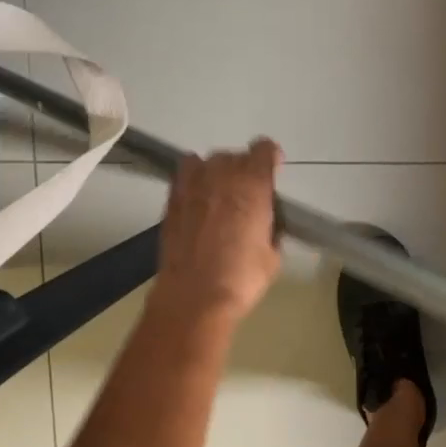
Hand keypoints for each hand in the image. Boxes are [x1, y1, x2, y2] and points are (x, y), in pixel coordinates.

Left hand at [151, 139, 283, 325]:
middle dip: (245, 170)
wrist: (193, 298)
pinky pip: (186, 171)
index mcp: (254, 185)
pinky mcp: (173, 198)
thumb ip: (271, 228)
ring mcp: (195, 184)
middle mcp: (224, 175)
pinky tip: (198, 197)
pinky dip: (195, 177)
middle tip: (247, 195)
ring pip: (211, 160)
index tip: (272, 174)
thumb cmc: (240, 279)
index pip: (264, 149)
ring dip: (220, 172)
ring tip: (220, 195)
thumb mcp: (272, 255)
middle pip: (237, 155)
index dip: (270, 159)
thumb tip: (265, 224)